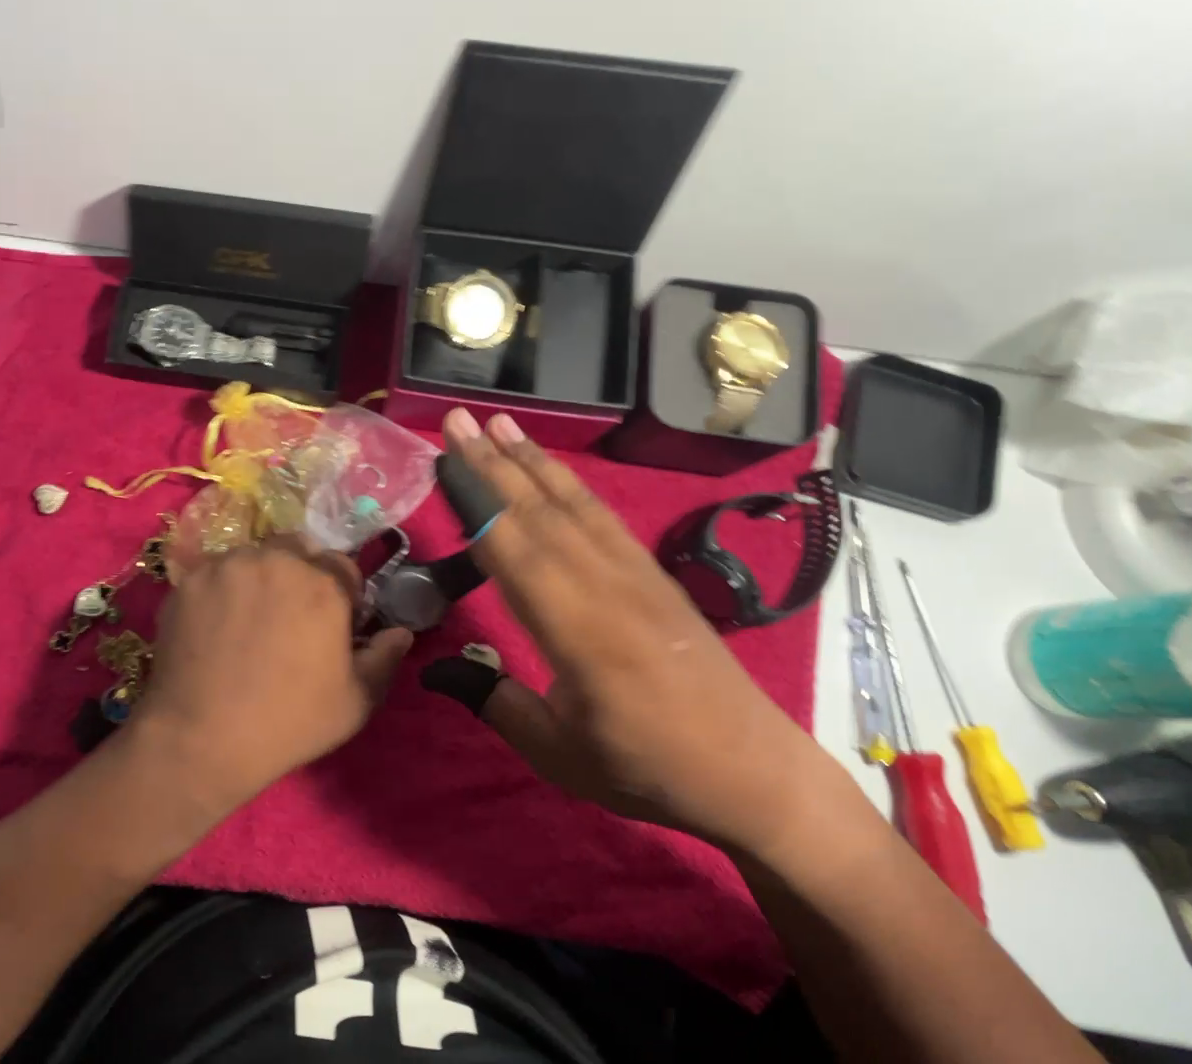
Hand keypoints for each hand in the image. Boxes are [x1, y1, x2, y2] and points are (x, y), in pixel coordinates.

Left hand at [132, 536, 413, 811]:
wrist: (200, 738)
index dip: (342, 593)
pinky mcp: (187, 581)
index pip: (343, 565)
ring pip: (252, 557)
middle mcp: (275, 561)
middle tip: (289, 617)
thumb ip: (384, 659)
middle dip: (300, 573)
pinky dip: (220, 591)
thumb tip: (400, 632)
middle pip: (297, 549)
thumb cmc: (288, 724)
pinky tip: (215, 627)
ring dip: (258, 577)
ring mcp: (225, 567)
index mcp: (323, 585)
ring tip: (248, 621)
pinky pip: (214, 574)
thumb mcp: (355, 702)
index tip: (332, 622)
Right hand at [440, 408, 842, 856]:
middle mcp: (608, 590)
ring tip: (502, 424)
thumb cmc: (646, 769)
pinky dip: (574, 488)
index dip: (476, 501)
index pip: (513, 552)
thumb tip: (440, 669)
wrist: (751, 773)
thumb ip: (496, 703)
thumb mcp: (557, 753)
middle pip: (541, 514)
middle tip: (459, 418)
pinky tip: (555, 473)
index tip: (446, 458)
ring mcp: (637, 579)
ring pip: (576, 507)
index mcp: (578, 633)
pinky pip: (605, 521)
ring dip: (534, 462)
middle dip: (494, 463)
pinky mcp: (655, 580)